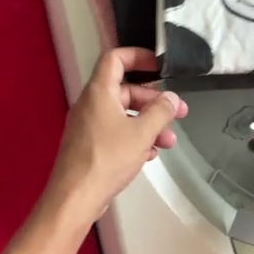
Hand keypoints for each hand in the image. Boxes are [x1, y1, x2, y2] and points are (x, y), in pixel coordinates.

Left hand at [43, 47, 187, 226]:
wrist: (75, 197)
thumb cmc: (106, 160)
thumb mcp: (141, 133)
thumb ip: (160, 112)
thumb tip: (172, 98)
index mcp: (99, 92)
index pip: (115, 58)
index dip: (138, 56)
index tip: (159, 65)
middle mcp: (91, 105)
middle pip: (125, 91)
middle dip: (154, 101)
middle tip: (178, 112)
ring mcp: (88, 127)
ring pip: (123, 116)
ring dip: (148, 124)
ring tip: (169, 140)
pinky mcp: (90, 147)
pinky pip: (116, 134)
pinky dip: (135, 139)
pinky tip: (151, 154)